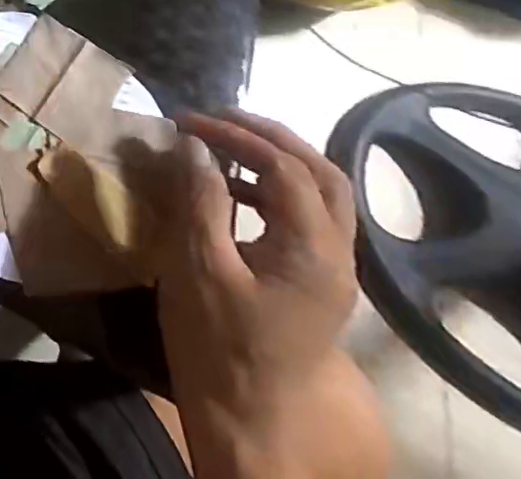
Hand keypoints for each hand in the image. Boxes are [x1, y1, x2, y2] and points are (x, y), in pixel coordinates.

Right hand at [155, 110, 360, 453]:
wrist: (246, 404)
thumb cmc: (215, 332)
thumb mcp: (198, 262)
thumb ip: (200, 199)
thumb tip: (193, 144)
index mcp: (312, 250)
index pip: (287, 169)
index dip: (237, 136)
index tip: (185, 121)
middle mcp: (335, 253)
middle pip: (323, 175)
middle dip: (270, 136)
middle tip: (215, 116)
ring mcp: (328, 266)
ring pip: (320, 193)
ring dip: (273, 158)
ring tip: (219, 141)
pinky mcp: (309, 274)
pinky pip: (301, 214)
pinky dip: (267, 186)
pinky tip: (225, 185)